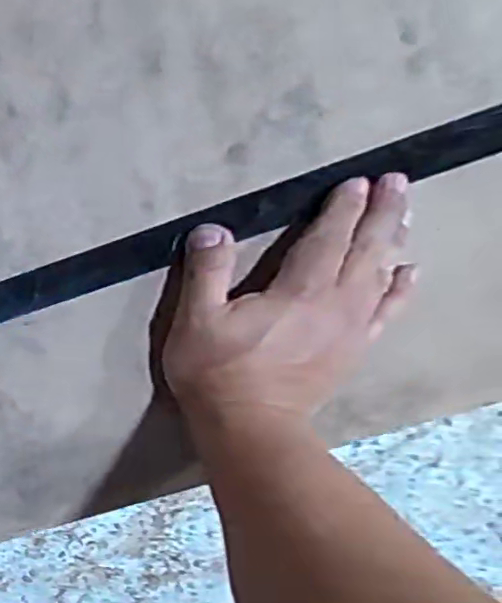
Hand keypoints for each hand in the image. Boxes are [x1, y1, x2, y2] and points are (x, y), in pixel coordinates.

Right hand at [163, 174, 416, 429]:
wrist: (248, 418)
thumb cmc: (213, 367)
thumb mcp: (194, 318)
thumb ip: (206, 272)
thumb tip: (212, 230)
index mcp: (299, 291)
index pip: (327, 240)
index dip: (340, 210)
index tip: (354, 183)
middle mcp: (337, 302)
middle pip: (367, 249)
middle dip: (381, 213)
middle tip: (395, 183)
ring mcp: (352, 324)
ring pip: (383, 271)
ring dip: (394, 239)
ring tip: (402, 215)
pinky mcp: (354, 344)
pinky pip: (388, 306)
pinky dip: (401, 285)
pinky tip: (408, 272)